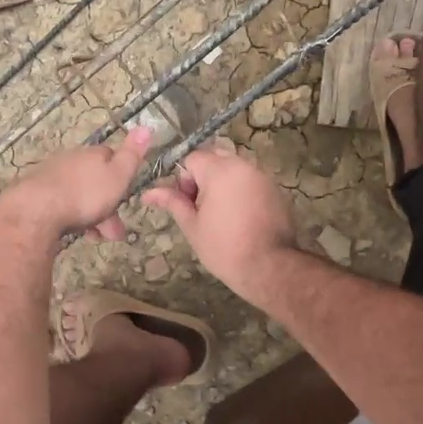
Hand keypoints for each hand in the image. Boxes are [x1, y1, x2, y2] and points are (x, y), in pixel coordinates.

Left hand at [0, 127, 154, 241]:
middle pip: (94, 182)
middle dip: (106, 209)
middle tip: (111, 235)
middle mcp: (71, 160)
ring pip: (78, 196)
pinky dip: (68, 216)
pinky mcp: (34, 193)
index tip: (126, 203)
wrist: (35, 210)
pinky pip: (59, 204)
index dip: (121, 182)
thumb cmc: (84, 195)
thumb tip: (146, 126)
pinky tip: (69, 231)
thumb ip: (132, 154)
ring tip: (92, 238)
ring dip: (89, 217)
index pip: (112, 160)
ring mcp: (51, 175)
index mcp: (93, 154)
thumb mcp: (118, 175)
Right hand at [141, 140, 298, 297]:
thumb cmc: (224, 248)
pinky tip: (238, 216)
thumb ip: (173, 202)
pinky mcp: (274, 188)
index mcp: (220, 171)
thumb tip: (148, 193)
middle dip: (203, 176)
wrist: (269, 267)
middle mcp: (242, 165)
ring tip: (219, 213)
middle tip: (200, 206)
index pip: (193, 157)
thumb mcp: (192, 225)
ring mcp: (261, 176)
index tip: (188, 203)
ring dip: (221, 182)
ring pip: (233, 167)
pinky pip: (249, 179)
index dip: (184, 179)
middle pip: (214, 156)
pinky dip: (239, 189)